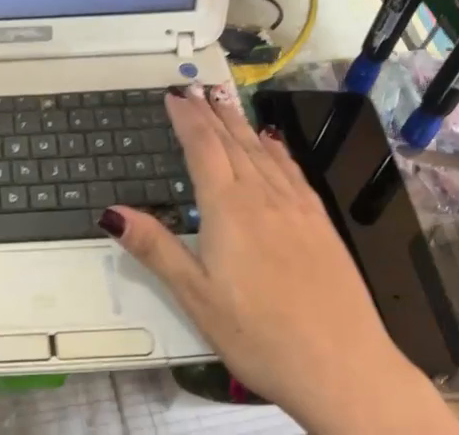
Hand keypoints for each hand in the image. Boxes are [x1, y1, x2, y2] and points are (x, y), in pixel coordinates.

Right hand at [99, 85, 458, 433]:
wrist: (345, 369)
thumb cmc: (261, 337)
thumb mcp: (197, 298)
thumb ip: (156, 249)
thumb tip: (112, 212)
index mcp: (228, 209)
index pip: (202, 148)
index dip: (186, 118)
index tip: (173, 96)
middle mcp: (263, 197)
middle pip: (233, 142)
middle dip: (210, 113)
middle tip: (195, 90)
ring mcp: (297, 208)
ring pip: (262, 151)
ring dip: (240, 123)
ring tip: (224, 102)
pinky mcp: (321, 224)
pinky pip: (292, 171)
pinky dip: (276, 149)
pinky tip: (273, 143)